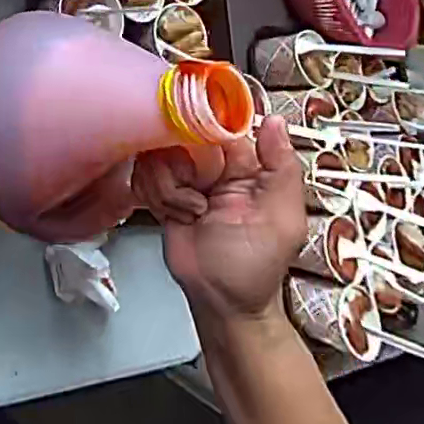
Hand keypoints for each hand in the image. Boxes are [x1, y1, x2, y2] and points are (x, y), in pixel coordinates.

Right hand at [144, 116, 305, 321]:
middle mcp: (209, 165)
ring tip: (190, 213)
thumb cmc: (256, 266)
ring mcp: (181, 178)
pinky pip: (141, 175)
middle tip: (196, 196)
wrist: (220, 302)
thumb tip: (275, 121)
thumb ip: (282, 168)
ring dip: (168, 189)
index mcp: (243, 165)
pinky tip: (173, 216)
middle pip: (177, 137)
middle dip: (180, 168)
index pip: (217, 126)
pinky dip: (153, 196)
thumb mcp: (282, 218)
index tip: (196, 142)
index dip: (202, 126)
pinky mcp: (157, 192)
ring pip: (155, 157)